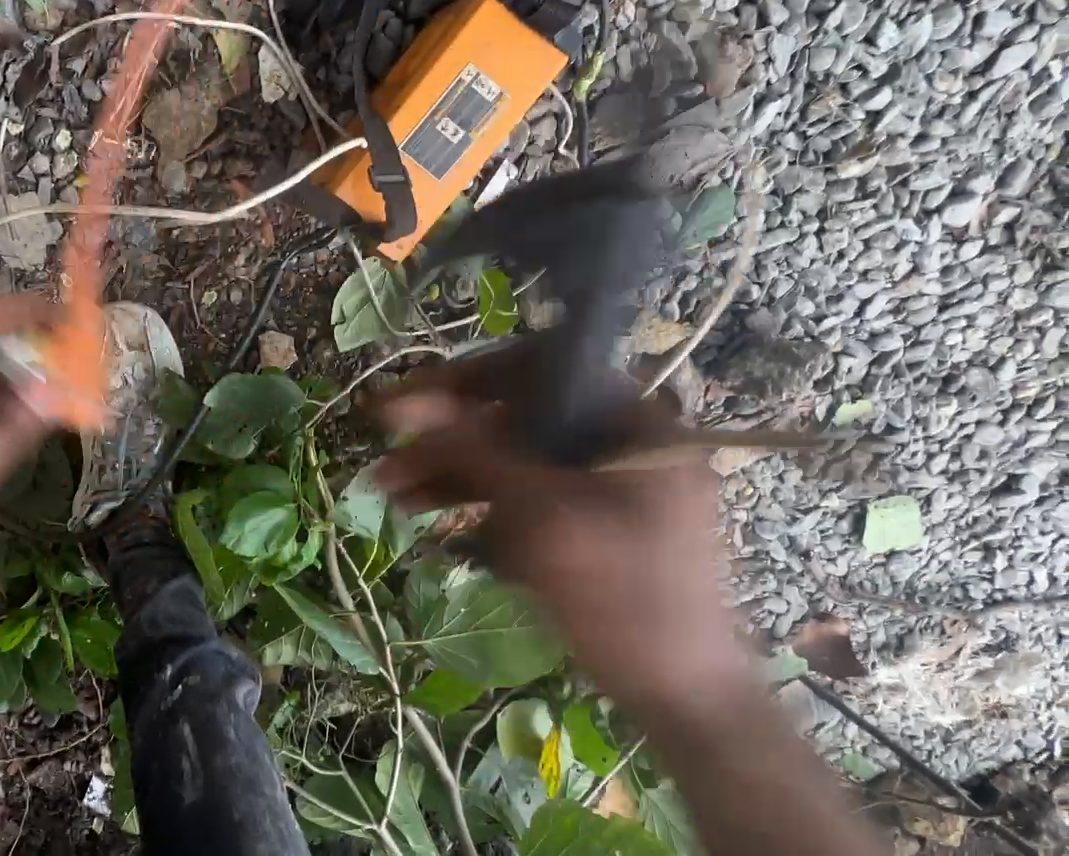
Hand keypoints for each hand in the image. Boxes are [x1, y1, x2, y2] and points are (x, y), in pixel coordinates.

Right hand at [374, 351, 749, 710]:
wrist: (682, 699)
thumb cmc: (627, 599)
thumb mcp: (545, 518)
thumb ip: (476, 452)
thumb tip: (407, 402)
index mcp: (631, 423)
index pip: (540, 368)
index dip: (470, 377)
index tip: (413, 401)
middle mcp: (613, 440)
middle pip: (512, 415)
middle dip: (442, 436)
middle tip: (386, 452)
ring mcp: (596, 480)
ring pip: (506, 455)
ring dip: (444, 468)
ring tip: (387, 488)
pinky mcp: (579, 515)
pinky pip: (516, 490)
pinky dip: (471, 498)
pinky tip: (420, 510)